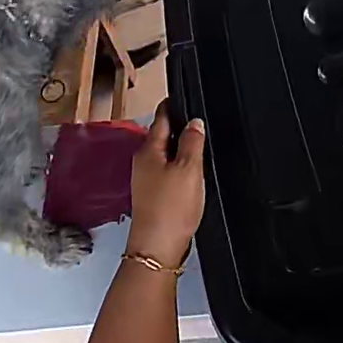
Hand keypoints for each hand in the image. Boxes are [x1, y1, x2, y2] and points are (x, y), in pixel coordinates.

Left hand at [128, 100, 205, 267]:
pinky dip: (179, 167)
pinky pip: (167, 172)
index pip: (161, 118)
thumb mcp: (189, 169)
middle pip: (162, 136)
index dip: (172, 106)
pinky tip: (192, 172)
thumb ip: (193, 143)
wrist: (158, 247)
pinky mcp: (153, 196)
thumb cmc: (171, 207)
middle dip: (178, 127)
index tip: (180, 95)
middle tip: (198, 118)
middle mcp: (143, 162)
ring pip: (165, 155)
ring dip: (180, 148)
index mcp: (148, 150)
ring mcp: (146, 180)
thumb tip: (195, 122)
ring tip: (200, 143)